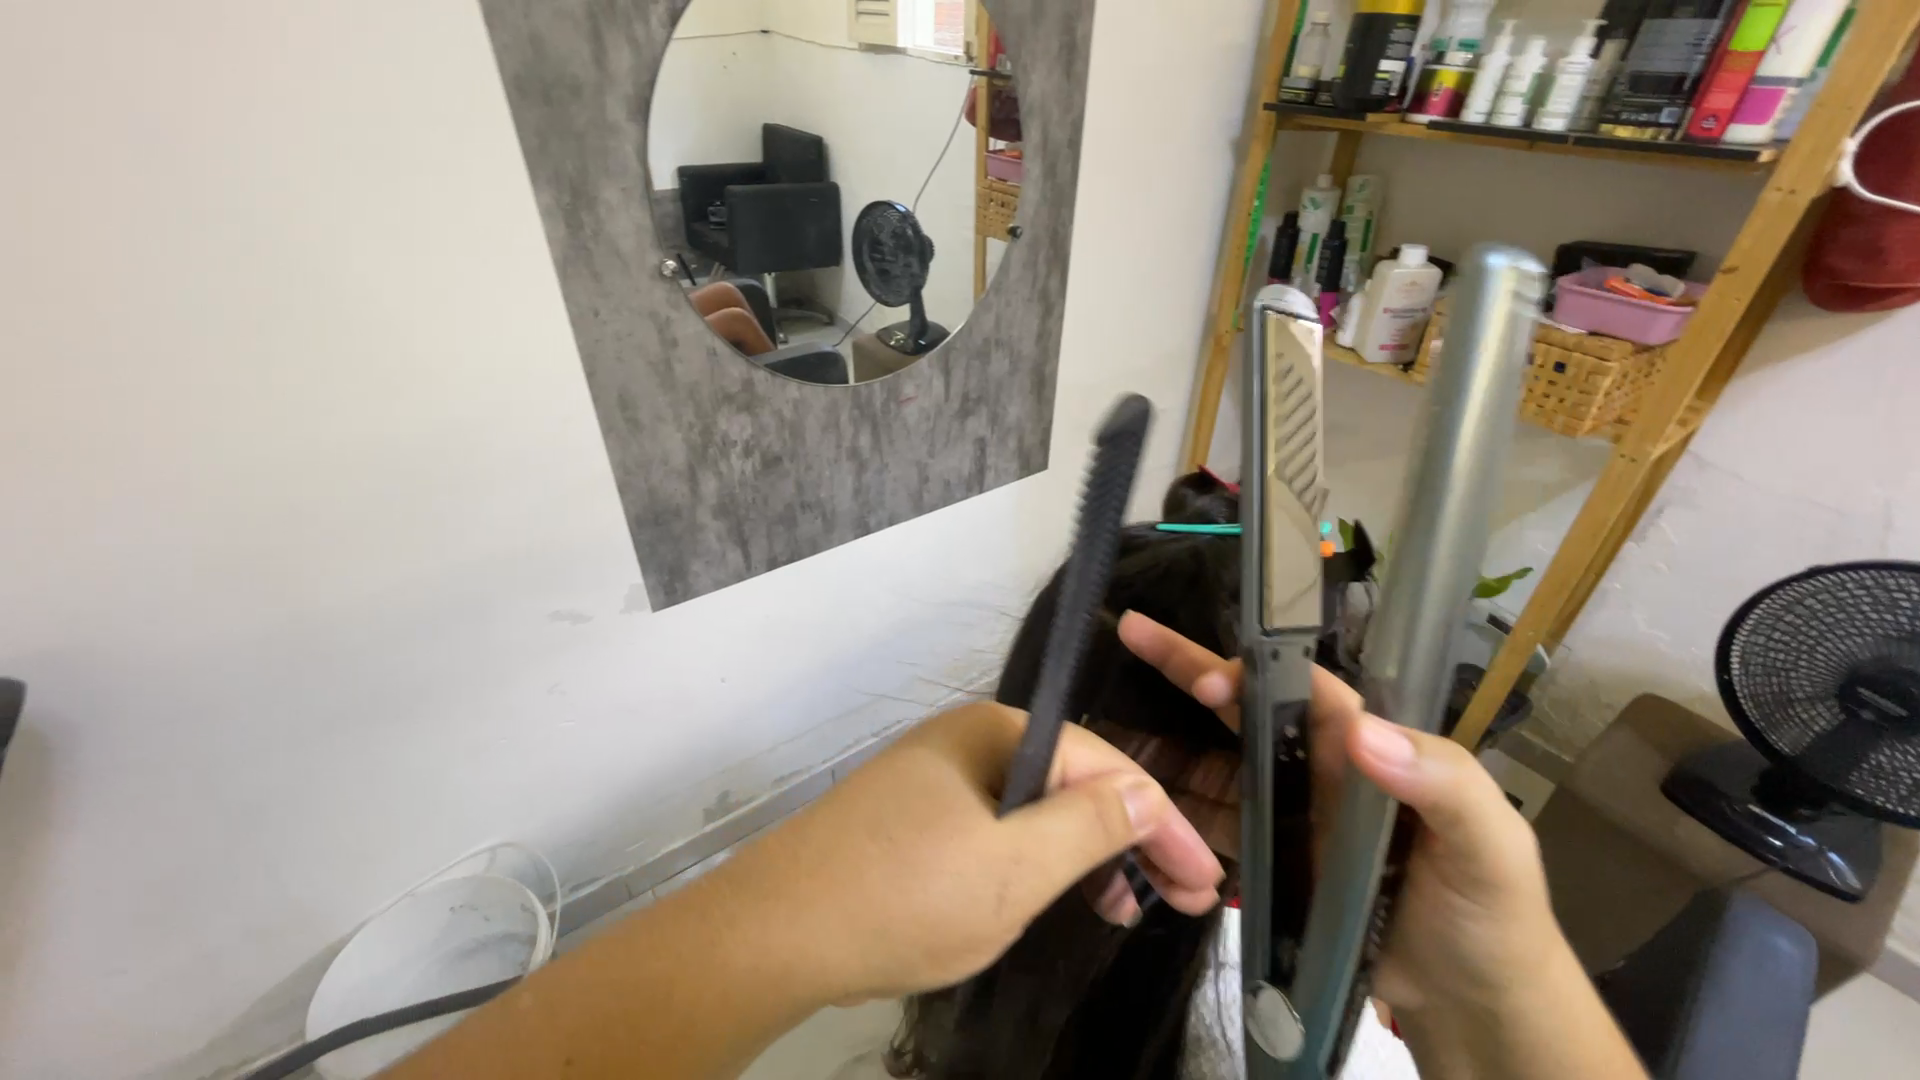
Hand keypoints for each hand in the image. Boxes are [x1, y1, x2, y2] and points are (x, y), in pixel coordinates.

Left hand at [711, 701, 1225, 1004]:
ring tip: (1121, 907)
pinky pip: (996, 828)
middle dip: (1128, 839)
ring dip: (1085, 854)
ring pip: (1034, 808)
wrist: (774, 932)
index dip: (1160, 824)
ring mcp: (938, 778)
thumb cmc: (902, 897)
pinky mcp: (916, 816)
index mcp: (994, 733)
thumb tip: (1142, 793)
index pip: (1103, 766)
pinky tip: (1054, 895)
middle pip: (1071, 781)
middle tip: (1177, 899)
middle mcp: (967, 741)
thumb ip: (1086, 825)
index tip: (1205, 882)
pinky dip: (1035, 861)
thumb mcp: (1013, 869)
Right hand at [1115, 612, 1561, 1019]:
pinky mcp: (1267, 860)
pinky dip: (1172, 812)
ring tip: (1110, 729)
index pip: (1297, 691)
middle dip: (1186, 672)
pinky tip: (1135, 801)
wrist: (1469, 1000)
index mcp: (1363, 747)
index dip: (1248, 673)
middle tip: (1133, 634)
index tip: (1202, 676)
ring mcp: (1286, 815)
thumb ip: (1442, 783)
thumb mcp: (1490, 843)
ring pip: (1213, 766)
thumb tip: (1363, 733)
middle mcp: (1316, 768)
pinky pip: (1211, 825)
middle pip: (1241, 711)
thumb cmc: (1490, 911)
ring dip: (1164, 745)